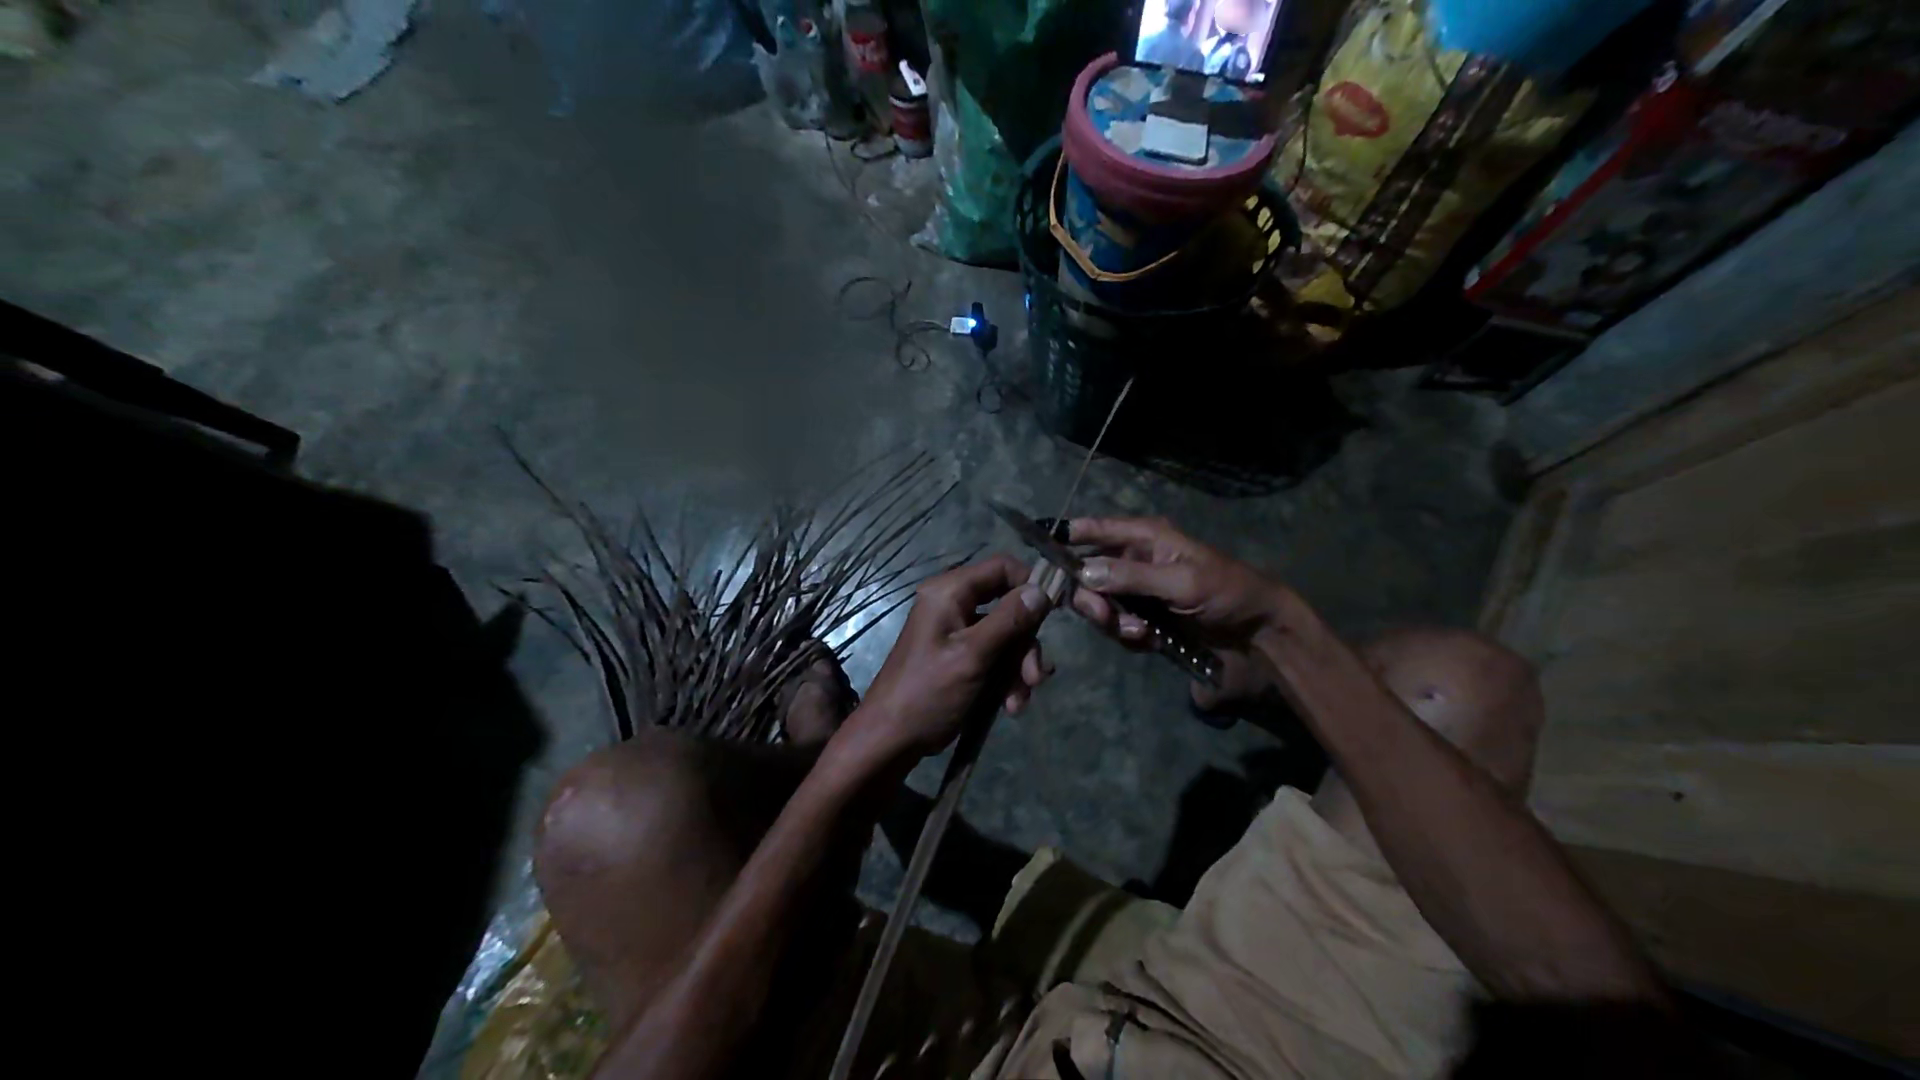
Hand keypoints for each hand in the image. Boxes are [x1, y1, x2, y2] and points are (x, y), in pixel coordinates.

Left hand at [836, 555, 1054, 767]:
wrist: (892, 739)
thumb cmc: (928, 692)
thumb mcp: (973, 655)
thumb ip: (1009, 620)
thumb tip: (1043, 590)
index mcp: (950, 592)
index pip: (1002, 567)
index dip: (1030, 586)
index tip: (1054, 613)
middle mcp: (955, 605)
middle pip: (1010, 606)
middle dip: (1026, 644)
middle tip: (1034, 677)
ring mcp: (959, 633)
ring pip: (1008, 637)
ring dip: (1019, 669)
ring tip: (1018, 700)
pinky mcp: (964, 658)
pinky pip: (997, 658)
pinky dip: (1008, 679)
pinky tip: (1010, 706)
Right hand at [1062, 516, 1291, 710]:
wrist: (1258, 634)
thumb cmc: (1226, 592)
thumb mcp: (1182, 582)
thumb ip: (1131, 578)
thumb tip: (1083, 572)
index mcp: (1146, 538)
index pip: (1097, 530)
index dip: (1068, 535)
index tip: (1040, 547)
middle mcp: (1135, 562)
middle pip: (1089, 573)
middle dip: (1090, 596)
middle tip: (1101, 615)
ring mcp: (1138, 593)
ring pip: (1100, 604)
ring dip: (1111, 620)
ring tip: (1137, 631)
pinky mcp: (1143, 620)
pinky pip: (1117, 626)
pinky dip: (1128, 635)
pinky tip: (1148, 639)